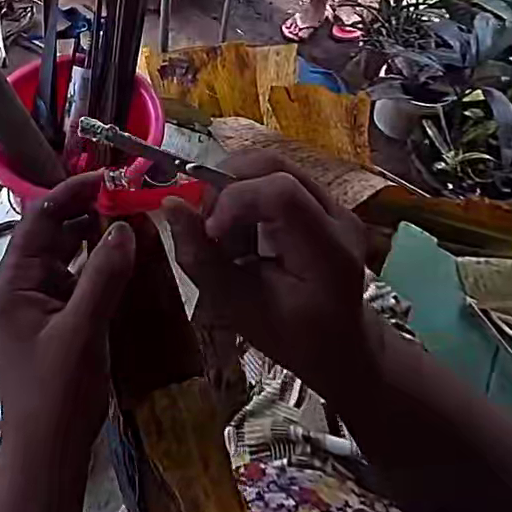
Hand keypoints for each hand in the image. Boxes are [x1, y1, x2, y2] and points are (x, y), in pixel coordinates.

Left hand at [0, 172, 135, 476]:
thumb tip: (123, 226)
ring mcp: (41, 299)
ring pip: (68, 251)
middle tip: (127, 195)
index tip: (107, 177)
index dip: (71, 193)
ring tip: (131, 217)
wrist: (48, 455)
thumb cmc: (56, 393)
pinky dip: (100, 261)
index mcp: (14, 280)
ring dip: (96, 234)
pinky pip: (79, 275)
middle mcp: (24, 282)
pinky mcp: (59, 315)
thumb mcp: (81, 331)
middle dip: (88, 210)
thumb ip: (103, 276)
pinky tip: (126, 255)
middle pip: (54, 231)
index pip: (40, 218)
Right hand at [162, 152, 375, 397]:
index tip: (210, 231)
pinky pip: (273, 174)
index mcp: (328, 252)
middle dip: (226, 185)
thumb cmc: (292, 338)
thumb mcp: (239, 310)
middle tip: (210, 224)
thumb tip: (170, 204)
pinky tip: (245, 230)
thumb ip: (202, 259)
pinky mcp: (322, 197)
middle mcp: (338, 216)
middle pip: (273, 166)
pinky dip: (246, 193)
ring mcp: (334, 202)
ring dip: (234, 188)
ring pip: (269, 165)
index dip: (234, 199)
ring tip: (228, 232)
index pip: (280, 193)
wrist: (342, 346)